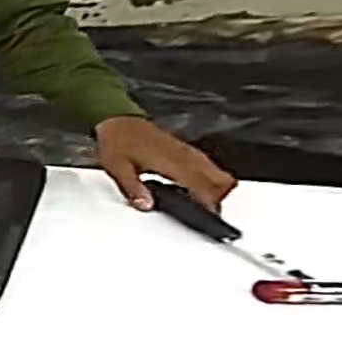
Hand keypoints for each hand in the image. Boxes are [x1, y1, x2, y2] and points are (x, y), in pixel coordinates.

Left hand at [95, 115, 235, 212]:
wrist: (119, 122)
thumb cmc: (118, 143)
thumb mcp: (118, 168)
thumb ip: (132, 188)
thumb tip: (145, 205)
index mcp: (176, 164)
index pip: (205, 188)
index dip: (208, 205)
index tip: (205, 218)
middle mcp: (190, 158)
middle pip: (223, 183)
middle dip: (216, 199)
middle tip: (198, 211)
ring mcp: (191, 154)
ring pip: (220, 175)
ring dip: (213, 190)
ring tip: (192, 201)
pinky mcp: (188, 151)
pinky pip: (209, 168)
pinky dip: (206, 180)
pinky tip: (185, 187)